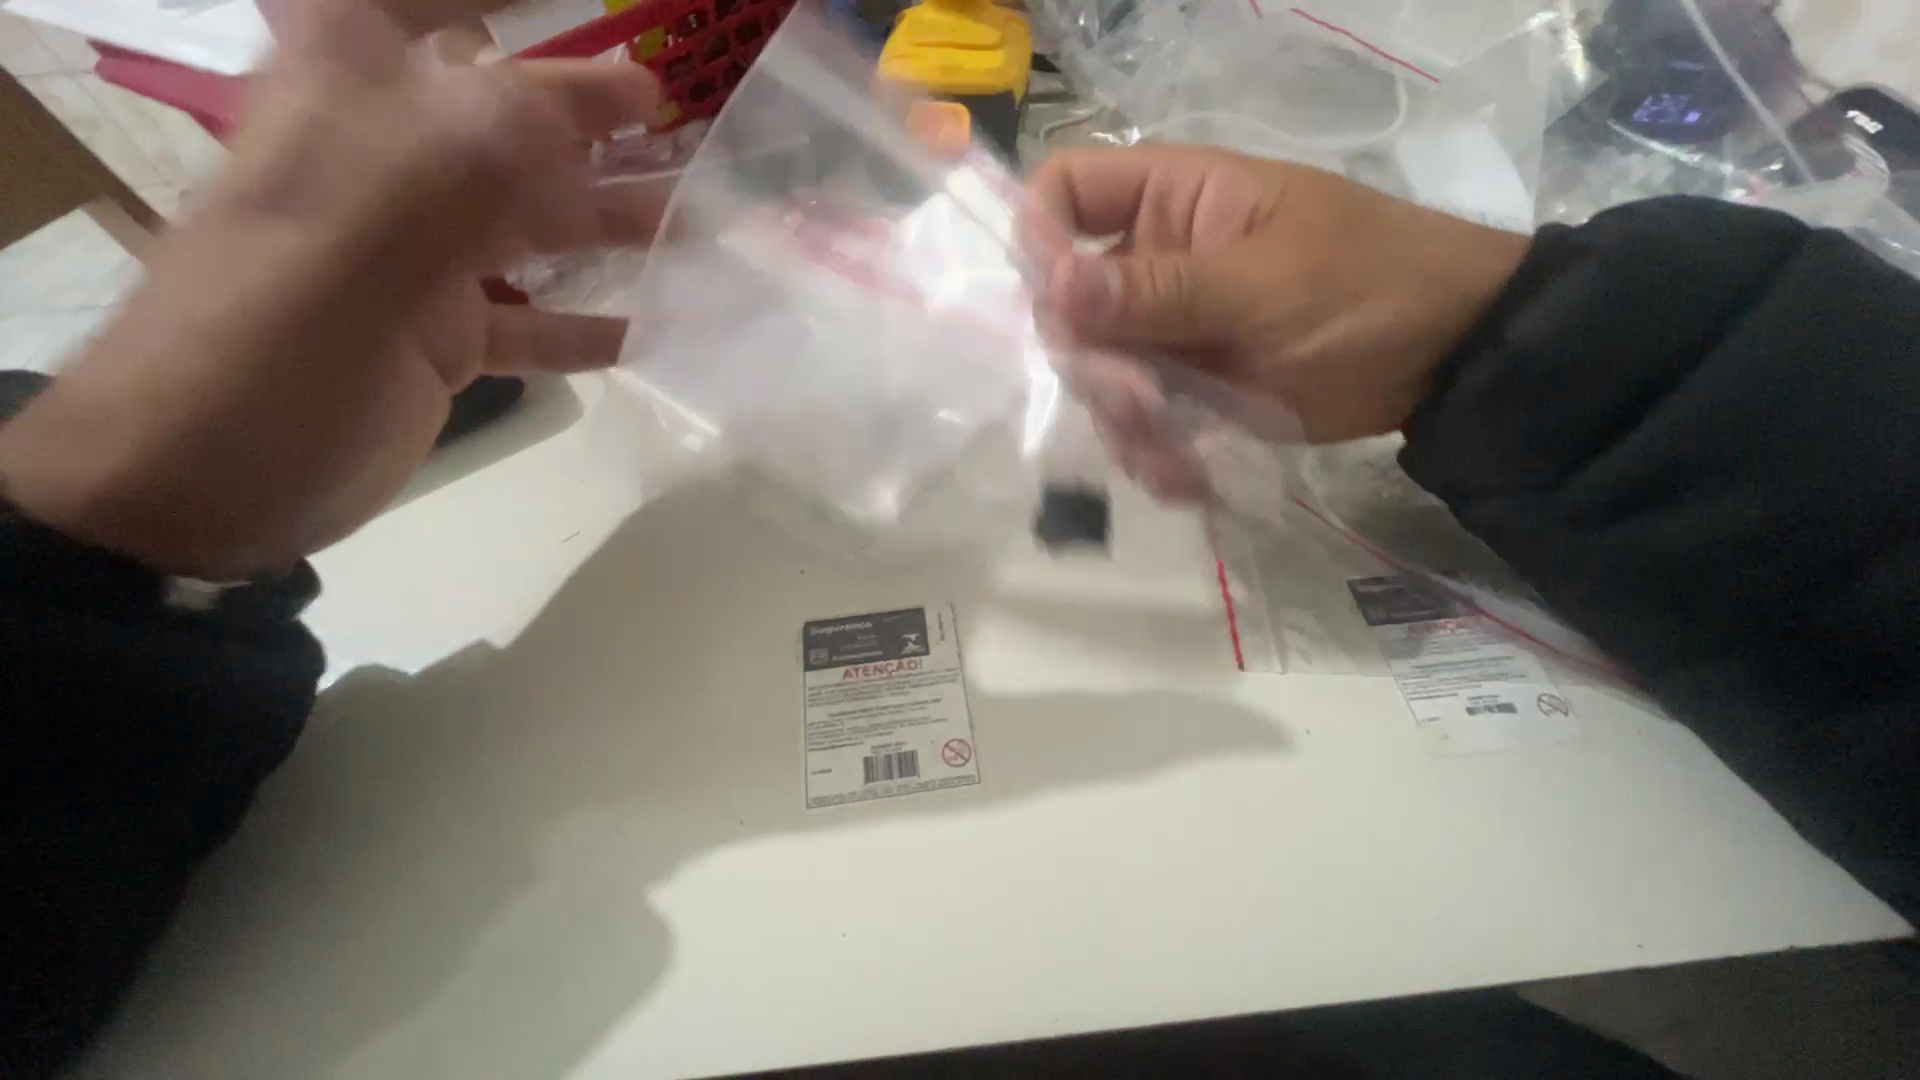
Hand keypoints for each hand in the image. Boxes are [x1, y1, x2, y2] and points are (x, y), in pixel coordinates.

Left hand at [0, 0, 663, 579]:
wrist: (202, 492)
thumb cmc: (263, 354)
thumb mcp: (360, 240)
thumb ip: (472, 158)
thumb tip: (602, 90)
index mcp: (345, 115)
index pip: (406, 8)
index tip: (578, 1)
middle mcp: (389, 176)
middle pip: (503, 120)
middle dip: (587, 112)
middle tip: (679, 120)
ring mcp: (422, 263)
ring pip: (535, 223)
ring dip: (614, 222)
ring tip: (699, 227)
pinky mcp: (446, 340)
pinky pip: (537, 321)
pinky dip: (594, 326)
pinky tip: (655, 331)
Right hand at [1026, 145, 1529, 494]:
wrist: (1442, 359)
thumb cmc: (1368, 287)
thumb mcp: (1265, 283)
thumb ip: (1159, 289)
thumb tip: (1052, 290)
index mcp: (1171, 201)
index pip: (1067, 188)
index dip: (1040, 234)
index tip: (1053, 302)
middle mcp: (1150, 262)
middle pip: (1068, 303)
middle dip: (1094, 362)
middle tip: (1139, 403)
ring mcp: (1162, 331)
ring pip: (1097, 374)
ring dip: (1124, 421)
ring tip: (1174, 456)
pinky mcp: (1179, 388)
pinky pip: (1134, 420)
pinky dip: (1152, 452)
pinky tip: (1185, 476)